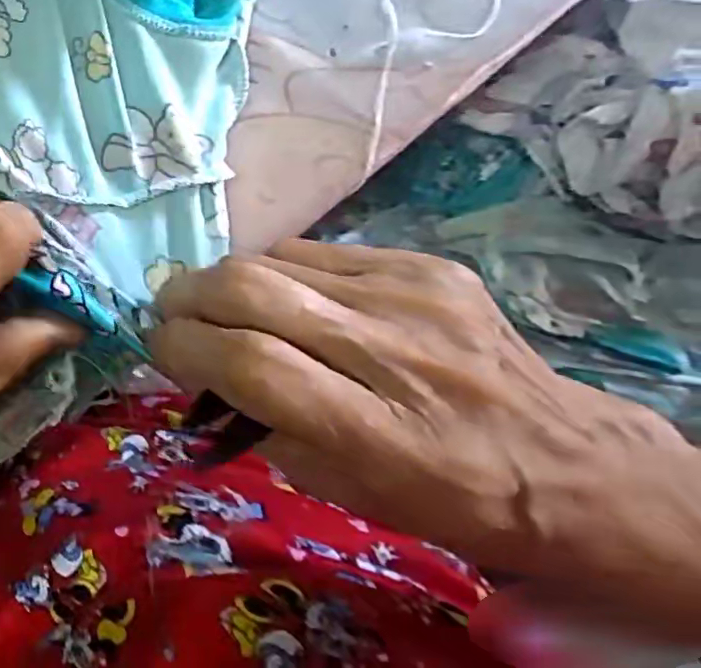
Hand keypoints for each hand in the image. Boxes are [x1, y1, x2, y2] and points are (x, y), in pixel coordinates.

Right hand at [148, 240, 700, 636]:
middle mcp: (396, 355)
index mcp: (376, 432)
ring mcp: (414, 299)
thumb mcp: (333, 485)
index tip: (163, 353)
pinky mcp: (425, 267)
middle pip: (243, 288)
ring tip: (232, 311)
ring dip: (224, 285)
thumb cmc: (441, 494)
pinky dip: (276, 274)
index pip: (245, 361)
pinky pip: (306, 251)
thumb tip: (188, 358)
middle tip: (176, 317)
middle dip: (183, 298)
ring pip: (263, 260)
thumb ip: (250, 416)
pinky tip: (296, 302)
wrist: (580, 466)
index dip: (180, 348)